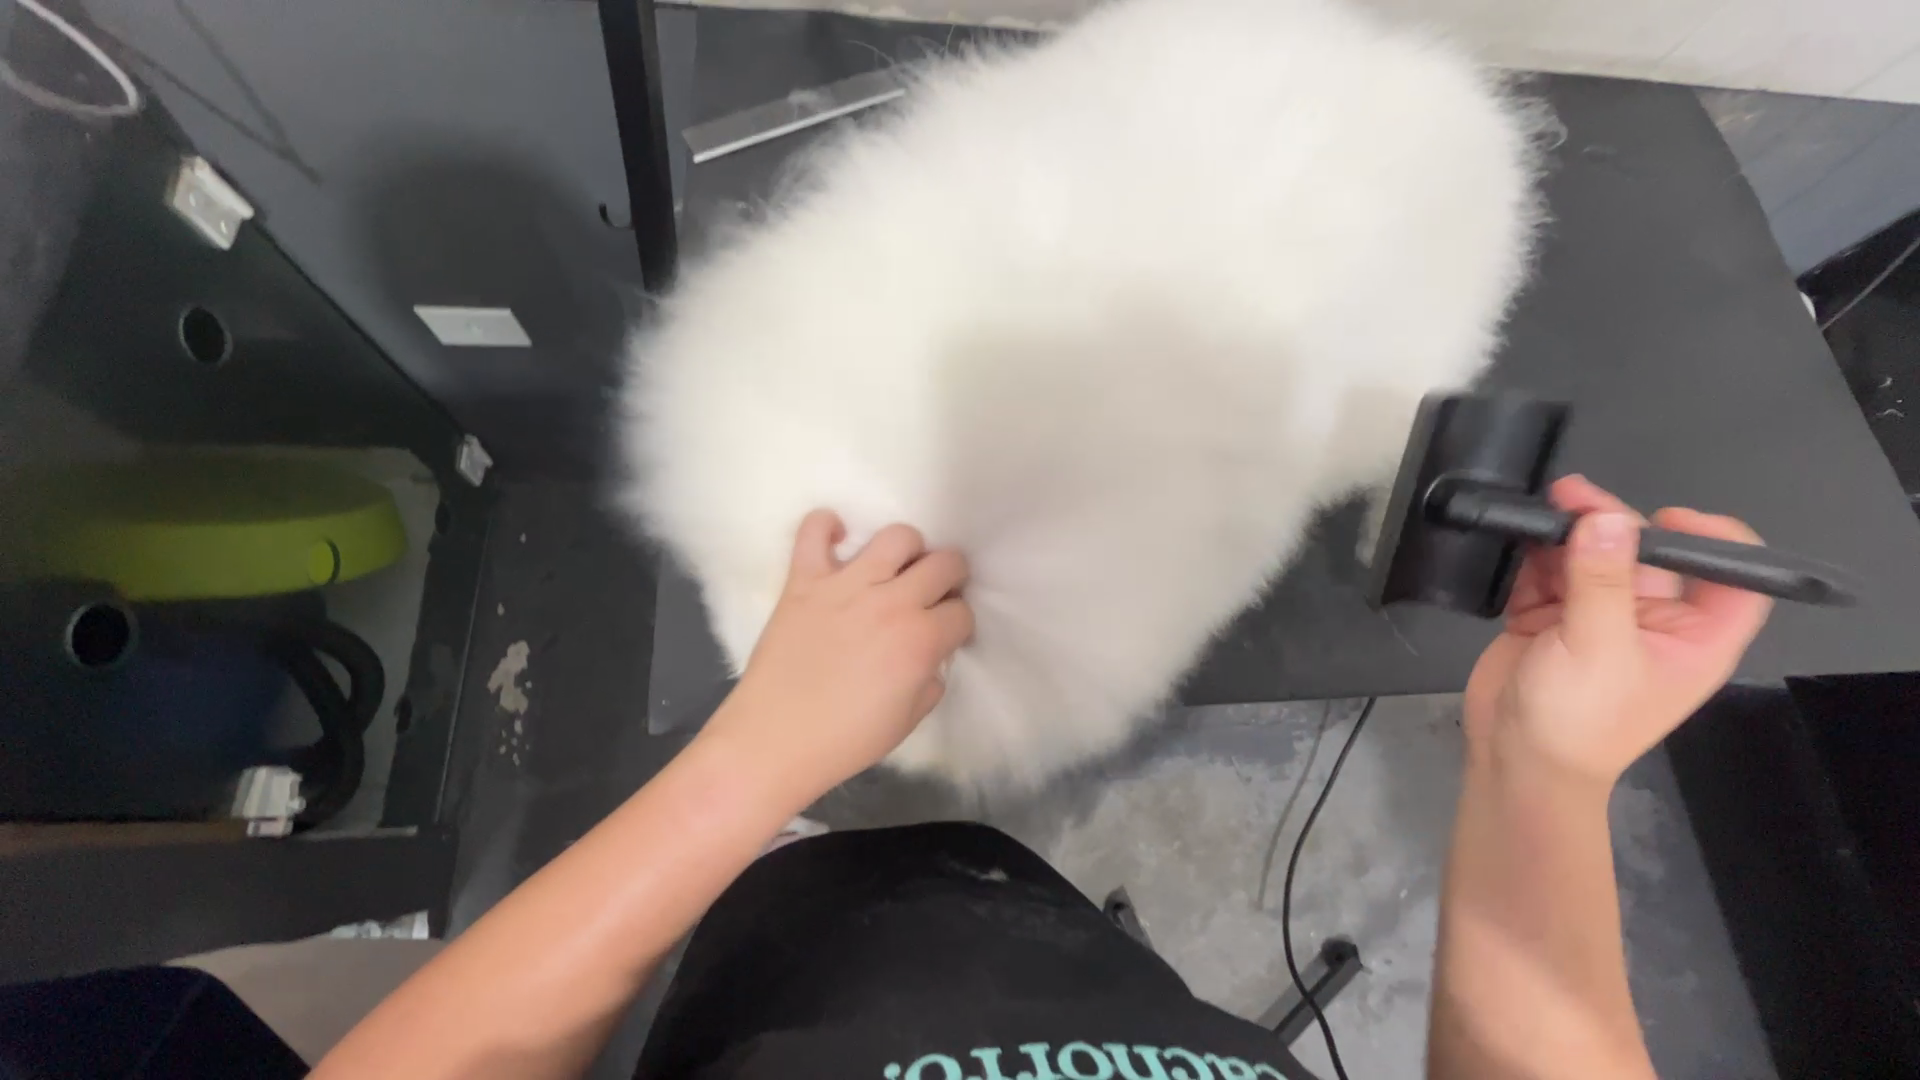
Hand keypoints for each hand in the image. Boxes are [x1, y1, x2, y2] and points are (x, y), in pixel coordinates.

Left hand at [706, 510, 973, 798]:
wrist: (773, 742)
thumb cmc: (845, 740)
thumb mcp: (909, 720)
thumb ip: (930, 679)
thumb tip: (930, 656)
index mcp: (920, 641)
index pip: (962, 612)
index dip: (959, 624)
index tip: (948, 634)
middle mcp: (891, 602)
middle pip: (945, 564)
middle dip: (951, 578)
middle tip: (935, 595)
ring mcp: (846, 585)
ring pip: (897, 536)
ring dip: (908, 550)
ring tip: (897, 569)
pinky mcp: (804, 580)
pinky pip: (813, 532)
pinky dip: (826, 526)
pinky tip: (836, 541)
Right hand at [1462, 476, 1771, 788]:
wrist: (1515, 758)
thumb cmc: (1579, 717)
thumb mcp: (1598, 647)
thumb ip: (1601, 580)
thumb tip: (1606, 517)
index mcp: (1690, 636)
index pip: (1731, 579)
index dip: (1713, 542)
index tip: (1666, 517)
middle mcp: (1648, 622)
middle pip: (1642, 557)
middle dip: (1610, 526)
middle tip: (1571, 498)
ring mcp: (1593, 619)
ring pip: (1588, 560)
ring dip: (1564, 537)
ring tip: (1537, 512)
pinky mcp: (1546, 620)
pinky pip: (1544, 576)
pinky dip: (1531, 558)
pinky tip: (1518, 542)